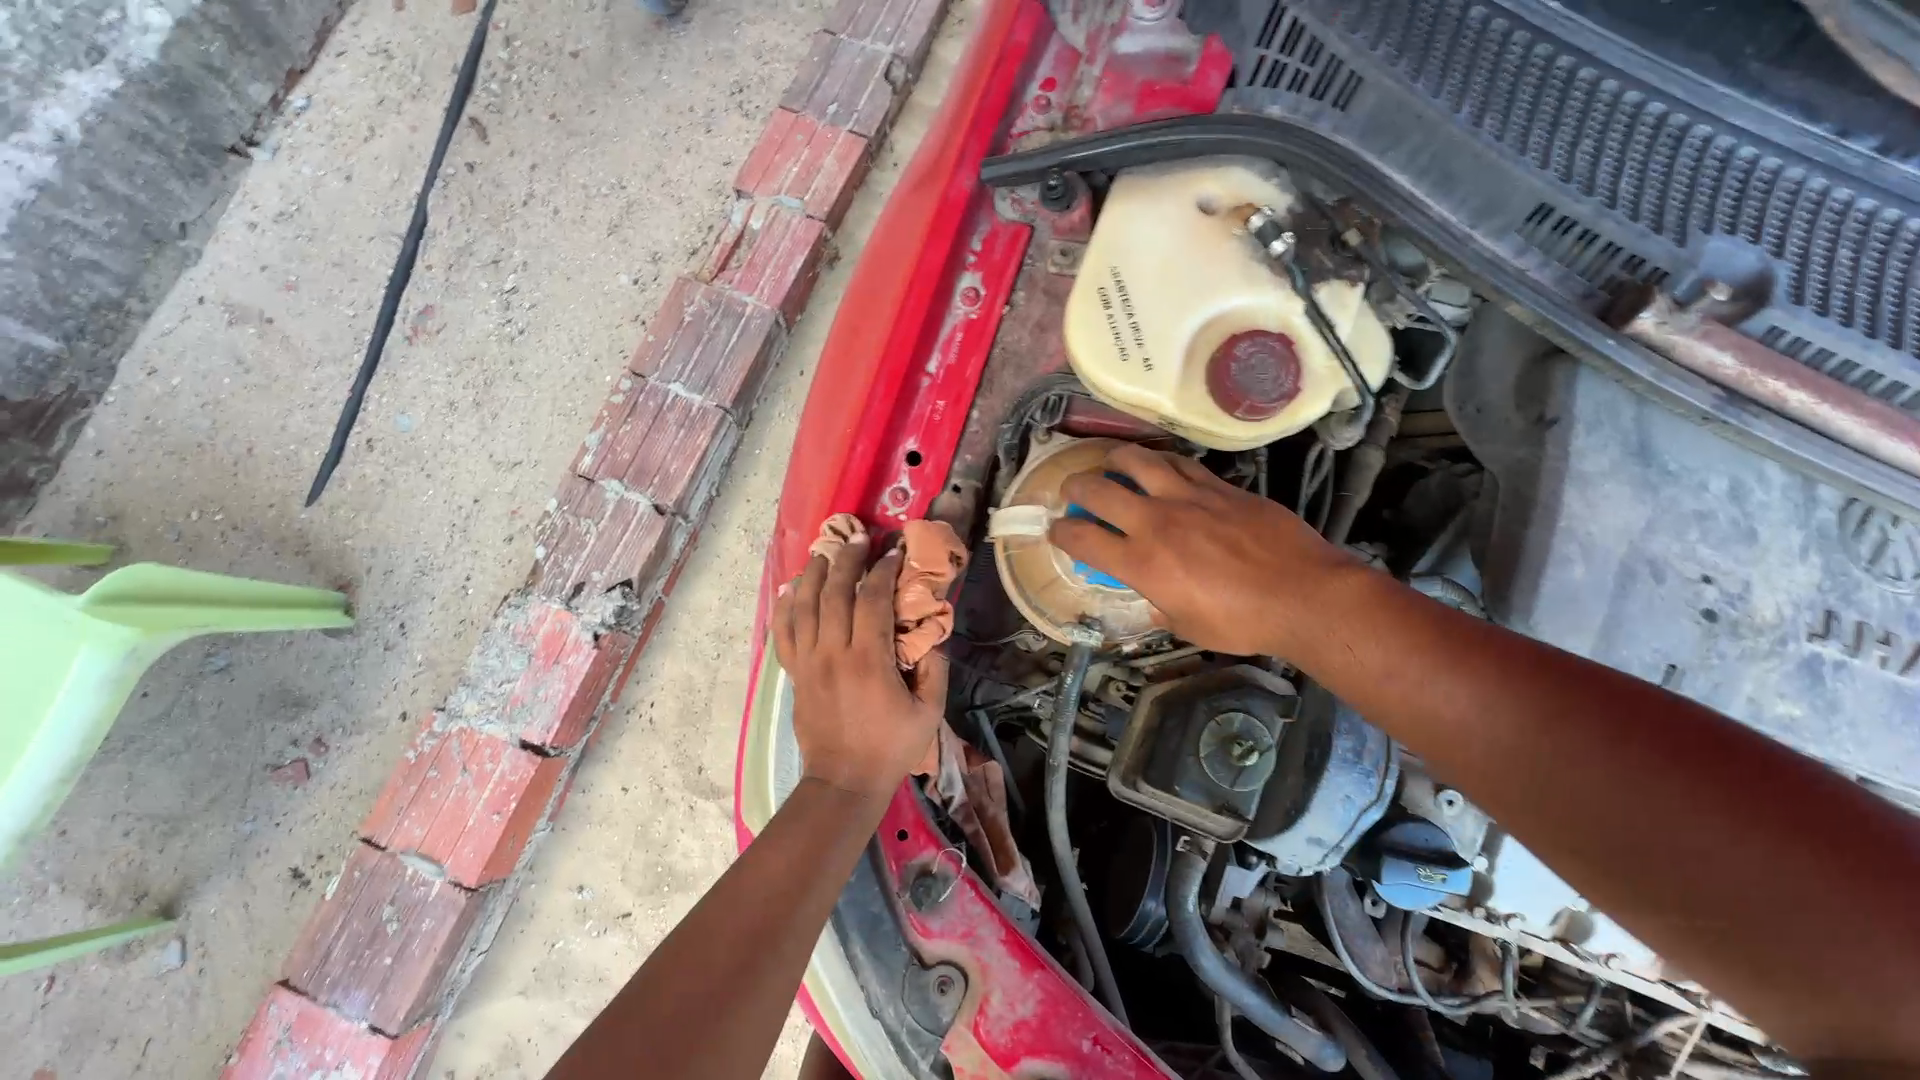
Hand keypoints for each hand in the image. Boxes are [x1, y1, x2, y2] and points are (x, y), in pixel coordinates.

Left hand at [773, 534, 947, 800]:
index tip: (893, 550)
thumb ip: (934, 668)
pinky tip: (791, 587)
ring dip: (815, 573)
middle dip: (848, 558)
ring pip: (805, 605)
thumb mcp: (929, 712)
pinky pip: (783, 632)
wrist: (844, 782)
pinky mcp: (795, 673)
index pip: (872, 599)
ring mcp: (808, 662)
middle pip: (835, 592)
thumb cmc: (891, 748)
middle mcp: (833, 653)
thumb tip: (931, 632)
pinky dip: (785, 606)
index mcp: (868, 660)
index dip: (883, 569)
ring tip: (827, 551)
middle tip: (860, 536)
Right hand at [1049, 443, 1365, 657]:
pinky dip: (1159, 460)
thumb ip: (1160, 605)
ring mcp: (1188, 498)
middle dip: (1074, 488)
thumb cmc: (1242, 622)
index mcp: (1141, 564)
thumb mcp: (1187, 626)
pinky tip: (1156, 463)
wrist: (1302, 594)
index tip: (1056, 531)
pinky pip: (1179, 462)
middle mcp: (1155, 523)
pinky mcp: (1219, 487)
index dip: (1061, 534)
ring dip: (1113, 459)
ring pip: (1137, 461)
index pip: (1082, 540)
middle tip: (1071, 491)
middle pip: (1098, 491)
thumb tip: (1153, 596)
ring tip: (1108, 462)